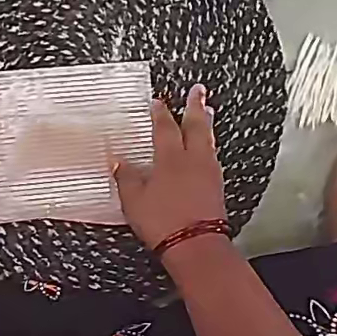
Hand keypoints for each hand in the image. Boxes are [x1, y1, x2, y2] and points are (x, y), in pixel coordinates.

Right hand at [114, 85, 227, 250]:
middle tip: (198, 90)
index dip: (161, 113)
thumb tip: (120, 163)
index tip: (158, 102)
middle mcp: (193, 160)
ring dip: (207, 124)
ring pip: (208, 140)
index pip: (165, 128)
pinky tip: (209, 149)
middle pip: (196, 126)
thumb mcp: (135, 200)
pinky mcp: (216, 187)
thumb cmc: (163, 222)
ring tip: (208, 113)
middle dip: (196, 106)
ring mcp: (208, 173)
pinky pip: (213, 157)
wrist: (196, 245)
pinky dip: (210, 146)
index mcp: (171, 158)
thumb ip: (127, 178)